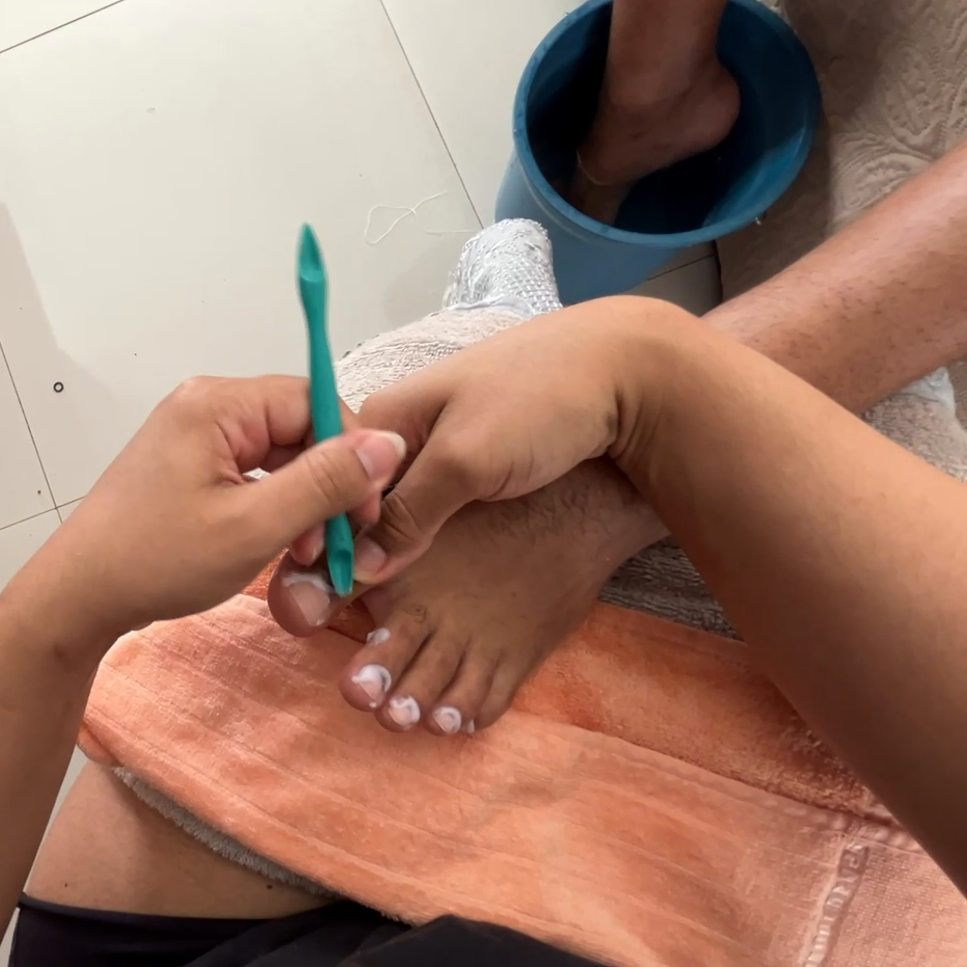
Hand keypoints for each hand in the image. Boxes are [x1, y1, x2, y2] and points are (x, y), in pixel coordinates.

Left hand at [24, 375, 407, 643]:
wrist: (80, 595)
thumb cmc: (155, 561)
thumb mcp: (252, 526)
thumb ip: (324, 482)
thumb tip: (387, 443)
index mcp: (216, 404)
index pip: (313, 402)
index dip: (351, 454)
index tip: (365, 510)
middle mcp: (205, 408)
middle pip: (297, 429)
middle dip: (325, 485)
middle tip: (335, 543)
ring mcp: (195, 438)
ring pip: (279, 456)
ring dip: (303, 502)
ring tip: (305, 552)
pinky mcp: (191, 467)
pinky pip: (252, 475)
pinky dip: (274, 508)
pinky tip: (281, 544)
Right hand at [349, 297, 681, 583]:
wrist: (629, 369)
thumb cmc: (540, 402)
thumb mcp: (464, 462)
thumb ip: (407, 516)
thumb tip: (357, 571)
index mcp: (380, 416)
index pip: (336, 490)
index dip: (337, 539)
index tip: (345, 589)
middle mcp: (399, 429)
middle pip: (363, 500)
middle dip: (367, 543)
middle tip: (377, 596)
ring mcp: (436, 443)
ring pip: (399, 505)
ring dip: (401, 541)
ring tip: (406, 586)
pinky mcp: (469, 458)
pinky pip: (432, 502)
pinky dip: (431, 531)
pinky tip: (439, 560)